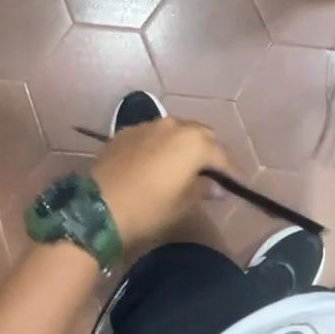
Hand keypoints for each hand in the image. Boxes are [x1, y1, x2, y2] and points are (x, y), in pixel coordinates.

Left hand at [90, 118, 229, 247]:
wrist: (98, 207)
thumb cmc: (148, 208)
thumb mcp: (183, 204)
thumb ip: (204, 188)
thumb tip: (216, 185)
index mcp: (195, 142)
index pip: (222, 156)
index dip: (231, 172)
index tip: (235, 185)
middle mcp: (175, 125)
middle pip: (202, 135)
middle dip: (208, 152)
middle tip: (209, 174)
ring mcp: (150, 125)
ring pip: (177, 131)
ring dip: (183, 145)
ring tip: (181, 166)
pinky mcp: (128, 131)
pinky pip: (153, 135)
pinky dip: (160, 146)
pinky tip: (154, 164)